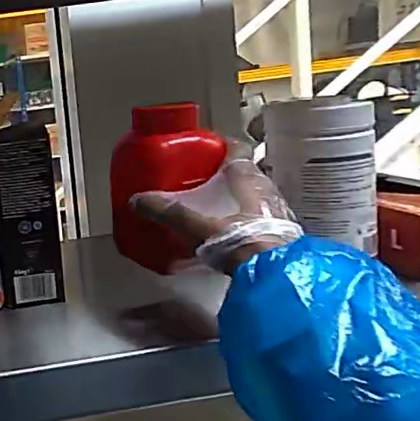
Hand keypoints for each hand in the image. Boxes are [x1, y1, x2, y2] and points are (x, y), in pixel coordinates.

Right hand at [132, 144, 302, 273]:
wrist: (277, 276)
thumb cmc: (241, 242)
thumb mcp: (197, 228)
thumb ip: (169, 213)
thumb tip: (137, 200)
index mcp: (247, 177)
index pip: (238, 148)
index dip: (223, 144)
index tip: (208, 146)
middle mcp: (266, 188)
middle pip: (246, 171)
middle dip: (226, 174)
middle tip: (204, 180)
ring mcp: (278, 210)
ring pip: (255, 194)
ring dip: (238, 197)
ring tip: (216, 207)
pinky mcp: (283, 233)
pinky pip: (262, 216)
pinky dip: (247, 218)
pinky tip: (233, 232)